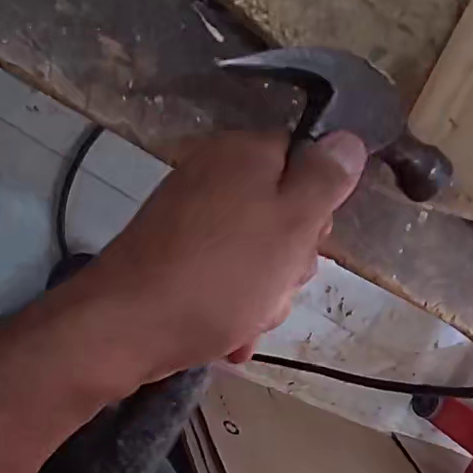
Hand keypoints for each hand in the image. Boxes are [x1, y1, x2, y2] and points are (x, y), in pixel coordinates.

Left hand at [68, 130, 366, 384]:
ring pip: (257, 254)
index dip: (318, 208)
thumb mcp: (292, 224)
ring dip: (265, 293)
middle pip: (282, 213)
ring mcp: (190, 219)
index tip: (309, 242)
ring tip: (247, 315)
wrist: (125, 329)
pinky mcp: (173, 258)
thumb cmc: (221, 274)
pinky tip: (230, 334)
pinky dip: (233, 306)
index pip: (306, 163)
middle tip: (277, 283)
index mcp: (244, 155)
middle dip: (290, 260)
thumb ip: (324, 180)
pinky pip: (223, 276)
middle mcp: (214, 177)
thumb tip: (348, 138)